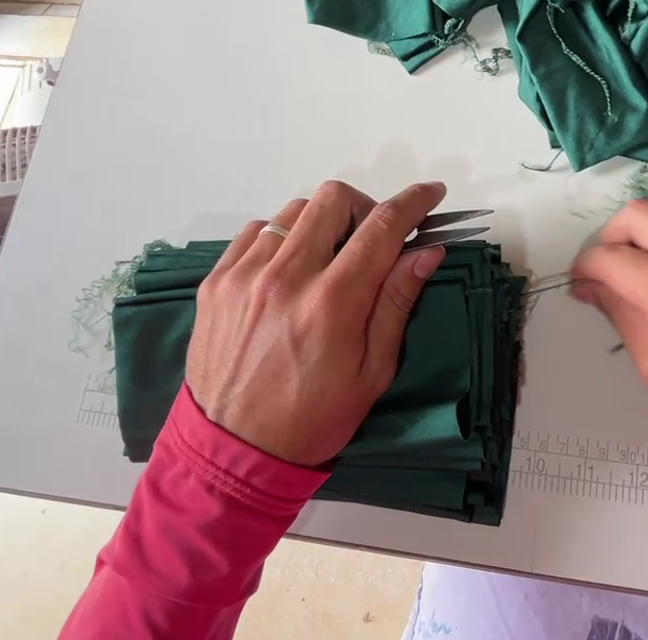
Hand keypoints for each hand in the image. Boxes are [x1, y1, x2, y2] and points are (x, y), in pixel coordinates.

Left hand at [185, 180, 448, 465]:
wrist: (231, 454)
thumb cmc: (313, 418)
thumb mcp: (372, 372)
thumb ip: (396, 303)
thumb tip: (426, 251)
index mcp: (332, 302)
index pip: (382, 226)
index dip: (414, 202)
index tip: (431, 193)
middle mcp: (286, 276)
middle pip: (335, 199)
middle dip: (365, 208)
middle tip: (372, 242)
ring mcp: (244, 275)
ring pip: (295, 210)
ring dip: (323, 223)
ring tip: (328, 259)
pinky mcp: (216, 282)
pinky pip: (257, 231)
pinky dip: (282, 238)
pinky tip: (289, 271)